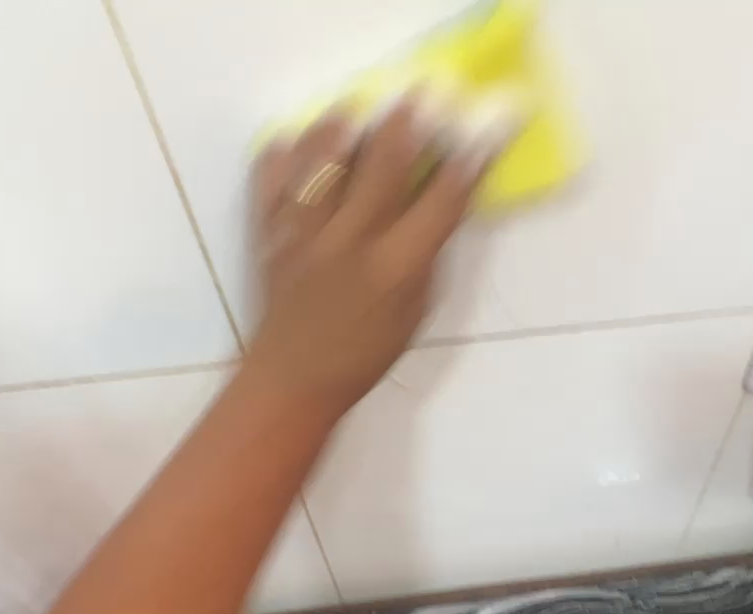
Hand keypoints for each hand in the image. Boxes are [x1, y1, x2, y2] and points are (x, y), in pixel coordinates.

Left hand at [242, 98, 493, 413]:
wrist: (294, 378)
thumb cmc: (364, 355)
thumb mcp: (414, 315)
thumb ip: (426, 258)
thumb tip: (437, 206)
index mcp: (395, 268)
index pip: (442, 201)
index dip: (469, 159)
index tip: (484, 128)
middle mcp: (351, 241)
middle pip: (385, 162)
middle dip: (411, 120)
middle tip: (425, 94)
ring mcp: (303, 231)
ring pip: (325, 154)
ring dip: (347, 122)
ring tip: (360, 110)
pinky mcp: (268, 230)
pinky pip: (272, 173)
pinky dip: (286, 149)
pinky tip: (301, 141)